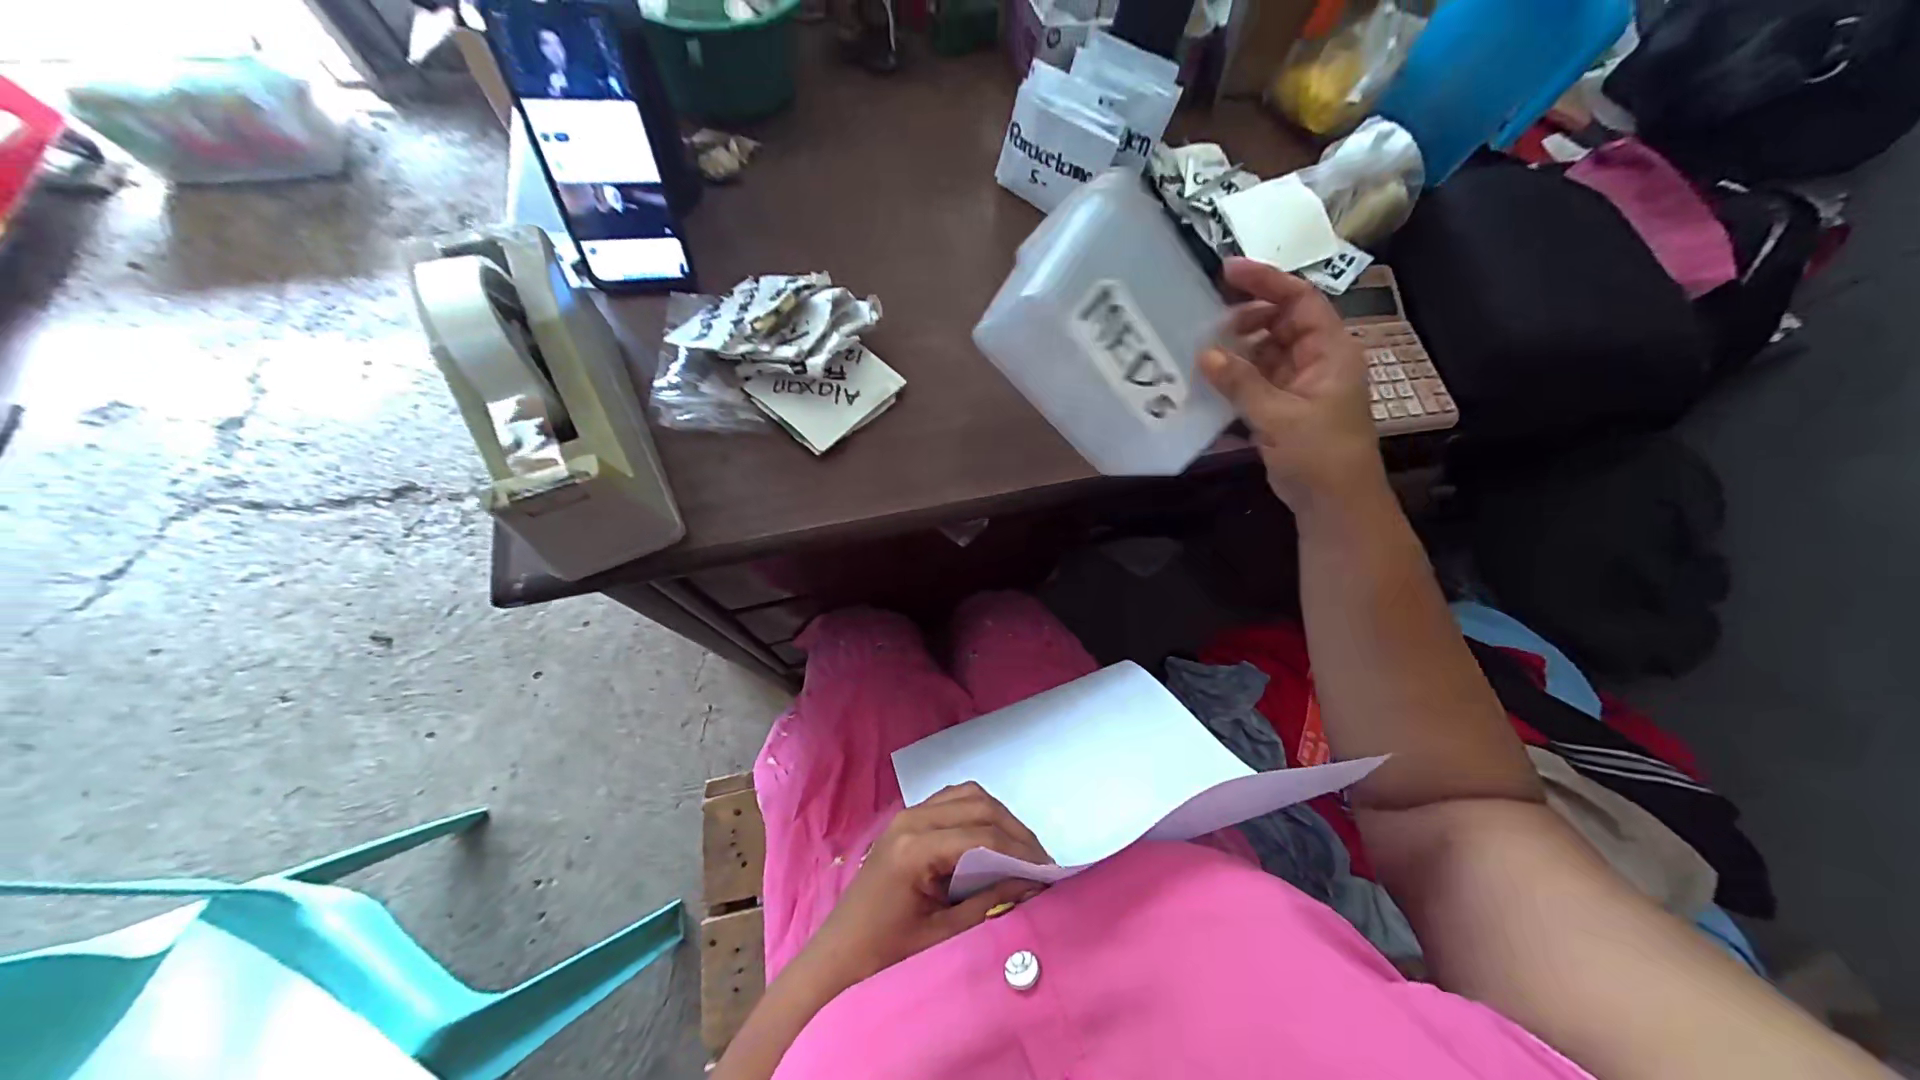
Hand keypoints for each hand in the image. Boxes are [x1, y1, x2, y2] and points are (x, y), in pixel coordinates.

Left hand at [792, 782, 1049, 992]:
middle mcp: (911, 819)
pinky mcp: (907, 819)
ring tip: (1021, 850)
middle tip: (1041, 862)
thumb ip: (988, 901)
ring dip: (999, 817)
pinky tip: (992, 838)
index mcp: (914, 848)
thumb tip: (1034, 883)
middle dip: (1016, 832)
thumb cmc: (886, 952)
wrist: (839, 952)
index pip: (982, 837)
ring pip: (968, 795)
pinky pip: (952, 800)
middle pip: (979, 806)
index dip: (1020, 852)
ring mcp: (907, 814)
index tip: (1049, 872)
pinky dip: (978, 812)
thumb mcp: (943, 934)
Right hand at [1200, 257, 1385, 510]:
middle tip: (1209, 321)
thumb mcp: (1278, 416)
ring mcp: (1301, 385)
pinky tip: (1210, 381)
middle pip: (1282, 322)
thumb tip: (1205, 354)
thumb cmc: (1319, 455)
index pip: (1300, 300)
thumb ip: (1241, 383)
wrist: (1335, 505)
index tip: (1227, 271)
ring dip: (1238, 349)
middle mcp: (1318, 360)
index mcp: (1330, 351)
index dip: (1266, 281)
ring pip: (1267, 352)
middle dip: (1247, 316)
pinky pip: (1258, 381)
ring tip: (1203, 351)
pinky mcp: (1285, 409)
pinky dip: (1236, 378)